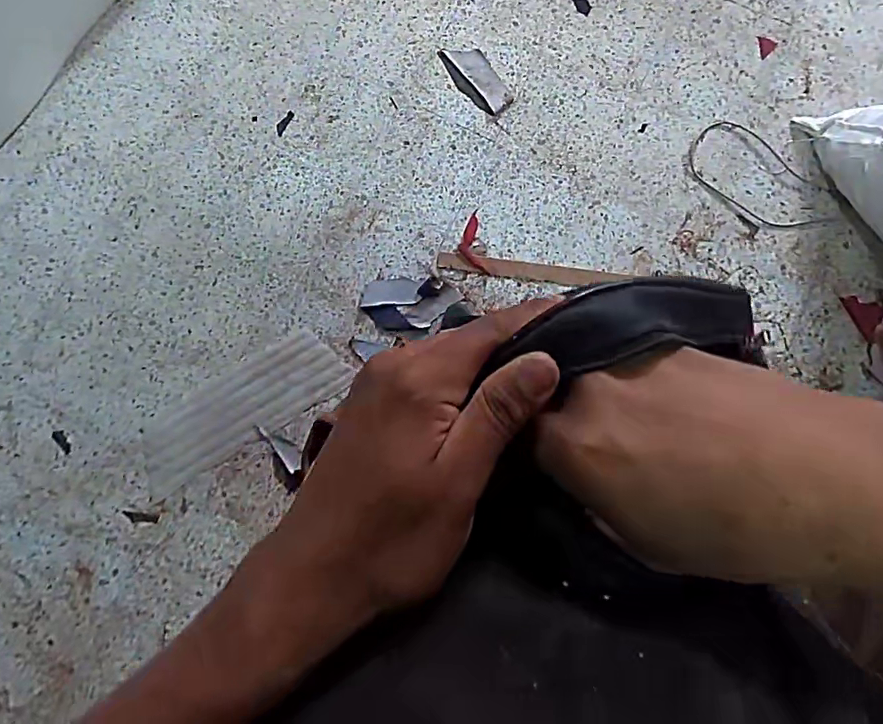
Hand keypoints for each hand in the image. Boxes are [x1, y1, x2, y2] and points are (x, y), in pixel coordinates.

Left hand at [259, 297, 561, 623]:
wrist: (311, 576)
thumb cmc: (393, 538)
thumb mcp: (458, 480)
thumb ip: (499, 412)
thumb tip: (544, 358)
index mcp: (420, 377)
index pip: (489, 329)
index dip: (531, 316)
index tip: (571, 305)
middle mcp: (394, 363)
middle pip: (466, 336)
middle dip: (513, 335)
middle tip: (561, 342)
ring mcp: (375, 379)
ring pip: (445, 351)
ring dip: (486, 355)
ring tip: (529, 364)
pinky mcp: (368, 399)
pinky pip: (424, 368)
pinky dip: (458, 371)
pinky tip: (478, 390)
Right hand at [534, 346, 863, 585]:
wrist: (818, 470)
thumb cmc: (730, 528)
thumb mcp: (645, 544)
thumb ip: (596, 504)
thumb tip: (585, 479)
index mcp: (574, 443)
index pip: (520, 432)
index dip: (528, 446)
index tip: (543, 458)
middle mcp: (591, 387)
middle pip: (547, 390)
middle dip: (554, 410)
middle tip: (588, 437)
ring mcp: (629, 356)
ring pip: (586, 366)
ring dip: (591, 387)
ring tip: (630, 416)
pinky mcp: (666, 340)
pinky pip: (625, 354)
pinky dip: (629, 374)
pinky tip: (663, 397)